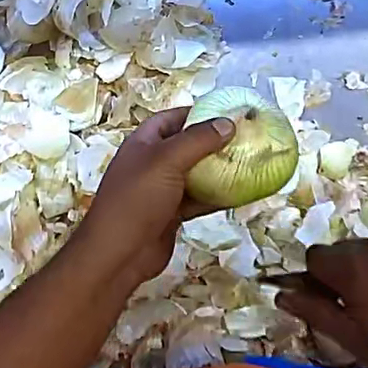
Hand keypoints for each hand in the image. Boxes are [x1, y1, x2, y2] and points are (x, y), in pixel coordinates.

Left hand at [66, 108, 233, 284]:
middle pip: (186, 145)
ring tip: (247, 163)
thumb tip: (227, 123)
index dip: (197, 113)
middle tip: (245, 139)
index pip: (172, 118)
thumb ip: (197, 140)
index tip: (227, 113)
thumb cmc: (138, 198)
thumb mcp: (167, 160)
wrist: (119, 254)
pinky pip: (198, 198)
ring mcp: (161, 189)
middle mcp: (152, 162)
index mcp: (143, 142)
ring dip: (217, 170)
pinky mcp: (171, 213)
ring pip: (195, 173)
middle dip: (212, 142)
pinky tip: (240, 193)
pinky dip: (216, 195)